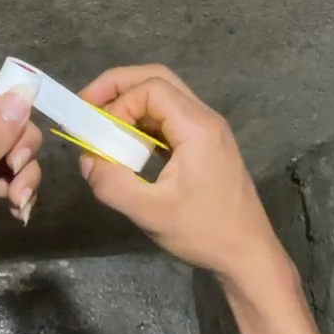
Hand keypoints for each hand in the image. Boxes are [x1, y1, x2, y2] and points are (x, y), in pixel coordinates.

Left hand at [0, 79, 43, 296]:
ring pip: (10, 153)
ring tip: (19, 202)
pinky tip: (19, 212)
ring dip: (23, 174)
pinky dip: (17, 191)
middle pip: (3, 123)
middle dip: (20, 146)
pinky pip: (6, 179)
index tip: (40, 111)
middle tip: (17, 170)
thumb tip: (21, 93)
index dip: (12, 96)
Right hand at [76, 65, 282, 279]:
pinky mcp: (203, 146)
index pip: (150, 88)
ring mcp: (206, 132)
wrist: (248, 254)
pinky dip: (141, 124)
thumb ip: (113, 185)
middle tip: (86, 106)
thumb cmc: (205, 232)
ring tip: (101, 126)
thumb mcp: (151, 213)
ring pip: (163, 98)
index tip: (97, 132)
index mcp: (197, 127)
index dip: (117, 103)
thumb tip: (87, 161)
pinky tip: (126, 146)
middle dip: (118, 87)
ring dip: (129, 104)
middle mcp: (204, 119)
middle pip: (157, 79)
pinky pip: (168, 120)